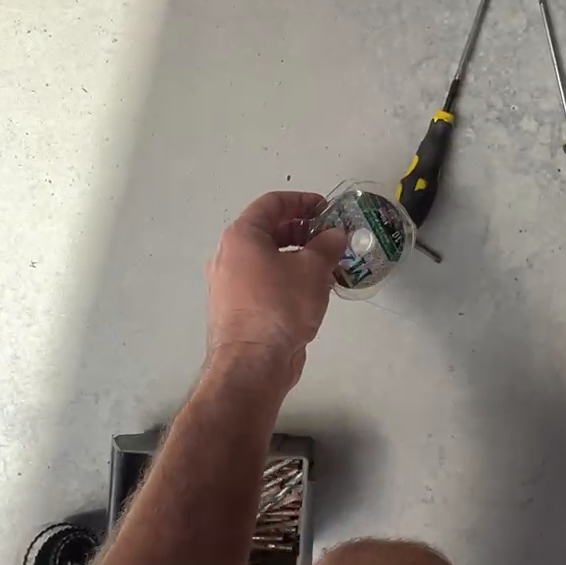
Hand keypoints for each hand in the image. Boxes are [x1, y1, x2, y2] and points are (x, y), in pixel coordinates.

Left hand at [204, 192, 346, 389]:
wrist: (253, 363)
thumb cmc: (281, 306)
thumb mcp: (313, 269)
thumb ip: (328, 244)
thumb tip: (336, 234)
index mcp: (241, 236)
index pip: (272, 203)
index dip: (303, 201)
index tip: (327, 210)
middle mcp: (229, 255)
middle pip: (268, 229)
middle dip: (302, 229)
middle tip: (330, 237)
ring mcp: (229, 283)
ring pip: (267, 257)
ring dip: (297, 255)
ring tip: (326, 265)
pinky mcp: (237, 307)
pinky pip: (264, 280)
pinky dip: (287, 276)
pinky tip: (311, 290)